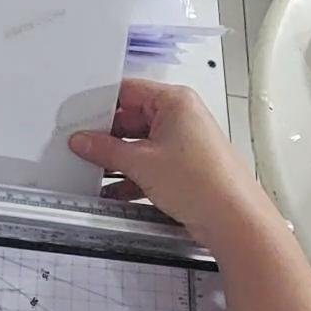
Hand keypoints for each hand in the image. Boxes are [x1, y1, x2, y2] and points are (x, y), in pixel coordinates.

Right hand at [68, 78, 281, 248]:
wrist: (233, 219)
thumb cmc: (205, 182)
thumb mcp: (142, 162)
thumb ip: (106, 150)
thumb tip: (84, 141)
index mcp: (175, 101)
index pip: (128, 91)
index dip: (100, 105)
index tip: (78, 118)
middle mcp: (180, 117)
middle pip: (131, 119)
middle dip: (106, 137)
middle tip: (79, 147)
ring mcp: (181, 143)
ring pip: (138, 144)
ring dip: (116, 159)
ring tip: (90, 170)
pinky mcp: (181, 167)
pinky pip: (147, 164)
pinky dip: (129, 176)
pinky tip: (110, 189)